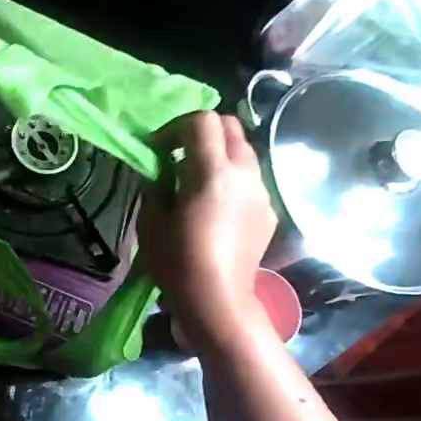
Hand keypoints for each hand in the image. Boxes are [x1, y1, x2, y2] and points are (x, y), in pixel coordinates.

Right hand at [141, 111, 281, 353]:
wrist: (218, 300)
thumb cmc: (178, 263)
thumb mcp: (151, 222)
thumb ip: (155, 185)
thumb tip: (159, 170)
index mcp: (211, 172)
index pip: (202, 120)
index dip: (176, 126)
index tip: (159, 148)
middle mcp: (244, 173)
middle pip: (230, 126)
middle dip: (202, 132)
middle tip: (179, 155)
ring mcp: (261, 191)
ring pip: (244, 151)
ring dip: (219, 154)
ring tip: (197, 180)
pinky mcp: (268, 211)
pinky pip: (251, 180)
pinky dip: (232, 179)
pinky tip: (216, 207)